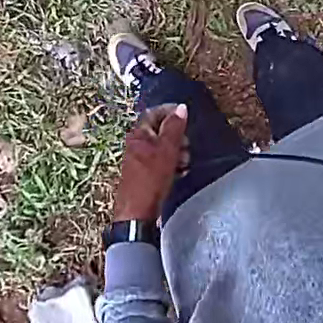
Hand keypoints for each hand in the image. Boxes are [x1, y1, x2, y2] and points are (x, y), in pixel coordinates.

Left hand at [111, 104, 189, 221]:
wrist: (137, 214)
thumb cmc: (150, 179)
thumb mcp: (167, 149)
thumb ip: (175, 127)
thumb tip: (181, 108)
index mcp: (138, 134)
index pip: (154, 113)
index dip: (170, 111)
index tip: (185, 115)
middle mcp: (136, 144)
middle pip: (159, 130)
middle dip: (177, 135)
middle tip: (186, 144)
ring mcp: (139, 160)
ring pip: (162, 147)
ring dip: (176, 151)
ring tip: (185, 162)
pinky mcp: (144, 175)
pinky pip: (160, 162)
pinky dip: (172, 163)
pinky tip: (180, 172)